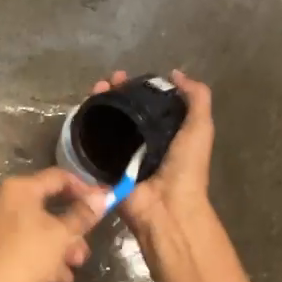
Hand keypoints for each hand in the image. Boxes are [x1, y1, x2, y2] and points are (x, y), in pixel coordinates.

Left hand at [0, 167, 107, 281]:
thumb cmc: (25, 259)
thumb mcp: (60, 236)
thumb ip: (83, 215)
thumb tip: (102, 194)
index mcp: (19, 189)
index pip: (59, 177)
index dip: (86, 189)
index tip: (107, 204)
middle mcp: (7, 203)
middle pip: (52, 208)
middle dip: (74, 231)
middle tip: (85, 251)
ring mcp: (2, 228)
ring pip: (43, 233)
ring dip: (62, 251)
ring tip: (72, 270)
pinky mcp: (1, 252)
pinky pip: (30, 250)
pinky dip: (45, 263)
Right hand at [90, 69, 214, 230]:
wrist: (165, 207)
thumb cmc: (186, 167)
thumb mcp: (200, 128)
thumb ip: (197, 98)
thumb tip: (176, 74)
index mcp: (166, 133)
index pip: (148, 104)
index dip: (138, 87)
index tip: (127, 76)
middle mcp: (142, 142)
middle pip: (124, 111)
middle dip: (115, 93)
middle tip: (106, 82)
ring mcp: (121, 155)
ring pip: (106, 123)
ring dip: (98, 105)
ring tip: (93, 91)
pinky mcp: (104, 167)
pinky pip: (92, 145)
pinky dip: (86, 128)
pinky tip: (81, 112)